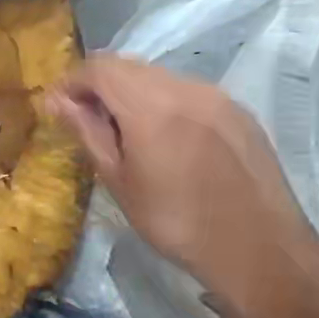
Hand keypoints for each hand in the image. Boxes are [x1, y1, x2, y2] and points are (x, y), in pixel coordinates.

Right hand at [48, 56, 318, 307]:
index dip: (72, 81)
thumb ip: (87, 132)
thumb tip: (57, 101)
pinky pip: (187, 90)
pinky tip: (166, 138)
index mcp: (151, 106)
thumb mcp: (118, 181)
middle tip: (87, 119)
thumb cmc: (176, 222)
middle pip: (128, 65)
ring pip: (158, 76)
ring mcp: (217, 96)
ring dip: (131, 92)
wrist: (261, 252)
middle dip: (100, 84)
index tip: (60, 107)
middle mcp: (185, 88)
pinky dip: (163, 101)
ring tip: (125, 131)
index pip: (98, 67)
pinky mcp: (239, 110)